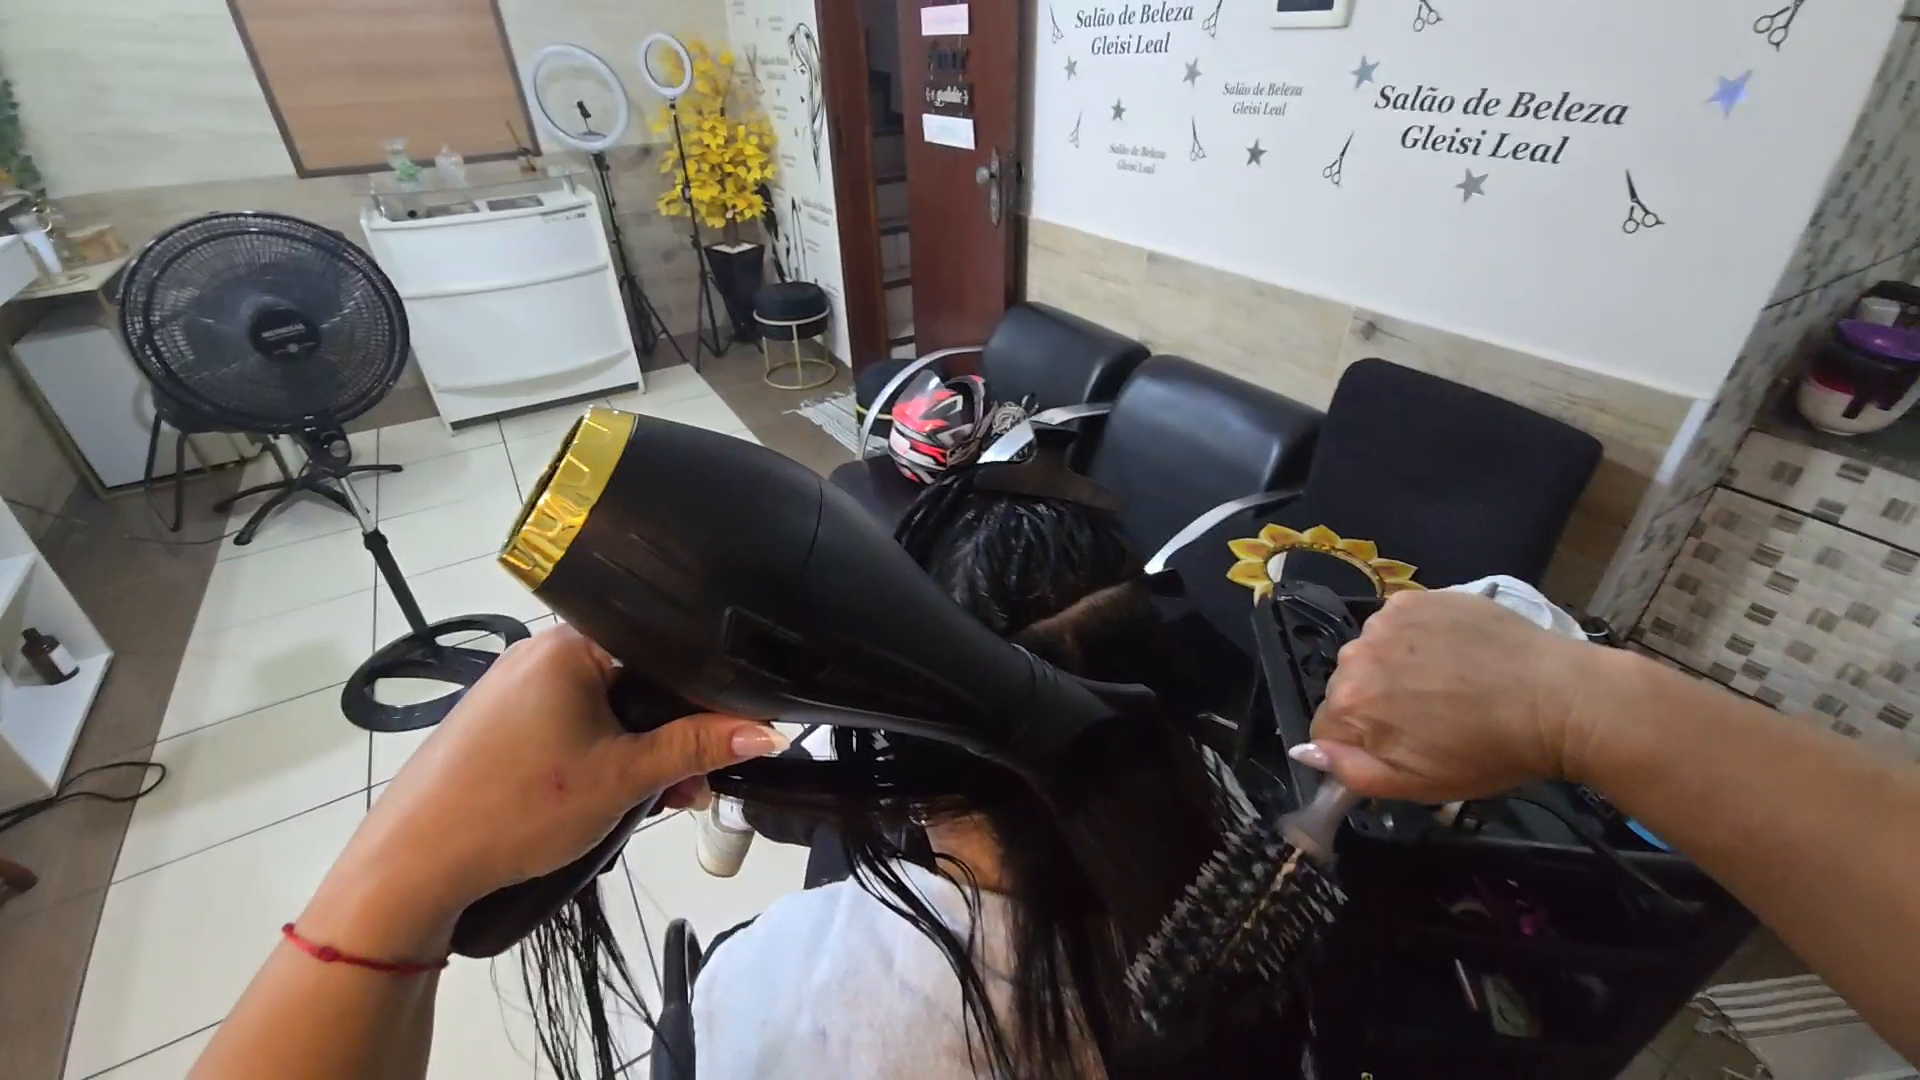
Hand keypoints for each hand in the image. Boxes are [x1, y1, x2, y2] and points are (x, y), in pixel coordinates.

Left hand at [301, 624, 787, 956]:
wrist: (407, 871)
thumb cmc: (517, 809)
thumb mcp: (622, 779)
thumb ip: (699, 748)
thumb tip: (769, 733)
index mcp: (572, 645)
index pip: (666, 646)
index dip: (709, 687)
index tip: (738, 726)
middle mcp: (543, 652)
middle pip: (640, 678)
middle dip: (678, 729)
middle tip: (701, 777)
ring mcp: (519, 685)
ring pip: (611, 704)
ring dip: (645, 747)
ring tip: (669, 796)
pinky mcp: (504, 719)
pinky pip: (578, 720)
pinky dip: (607, 750)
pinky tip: (625, 791)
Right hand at [1297, 589, 1606, 801]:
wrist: (1562, 698)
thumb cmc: (1491, 750)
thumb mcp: (1419, 784)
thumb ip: (1352, 772)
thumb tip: (1303, 753)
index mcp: (1350, 703)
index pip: (1326, 728)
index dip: (1360, 743)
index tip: (1400, 746)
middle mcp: (1354, 655)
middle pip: (1346, 687)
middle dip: (1376, 702)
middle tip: (1430, 717)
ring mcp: (1383, 622)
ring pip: (1371, 653)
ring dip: (1395, 668)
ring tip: (1446, 683)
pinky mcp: (1413, 599)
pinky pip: (1396, 624)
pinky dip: (1416, 638)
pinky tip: (1452, 653)